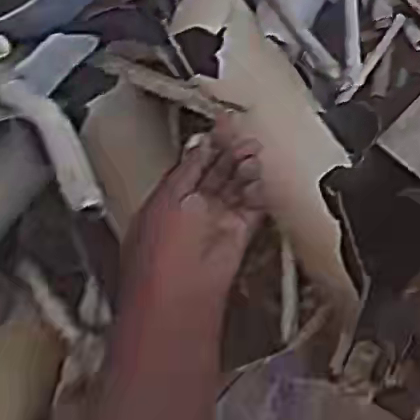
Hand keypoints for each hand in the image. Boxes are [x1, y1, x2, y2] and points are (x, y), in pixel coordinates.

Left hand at [121, 117, 269, 302]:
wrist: (180, 295)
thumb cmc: (160, 250)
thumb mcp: (167, 198)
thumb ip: (188, 167)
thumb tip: (200, 141)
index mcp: (168, 200)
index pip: (193, 165)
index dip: (209, 144)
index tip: (223, 124)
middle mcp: (194, 209)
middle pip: (219, 171)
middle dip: (232, 153)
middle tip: (246, 137)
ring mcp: (218, 220)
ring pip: (238, 185)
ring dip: (246, 169)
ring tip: (253, 156)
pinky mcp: (240, 232)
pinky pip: (255, 204)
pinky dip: (259, 190)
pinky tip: (260, 178)